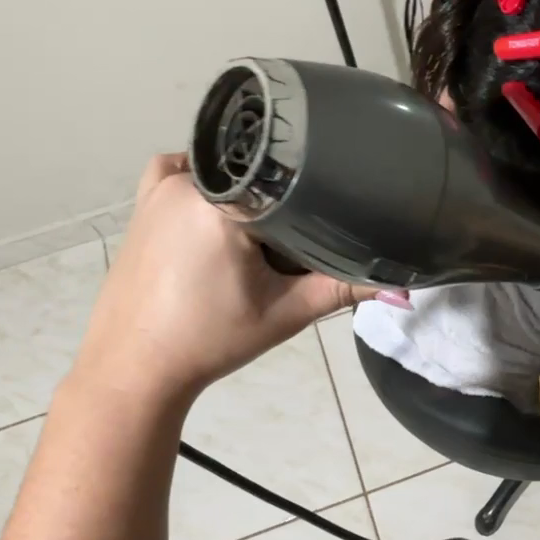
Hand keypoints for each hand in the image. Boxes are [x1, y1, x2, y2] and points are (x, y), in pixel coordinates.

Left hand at [71, 154, 391, 402]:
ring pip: (224, 171)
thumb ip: (343, 290)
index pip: (289, 175)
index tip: (338, 214)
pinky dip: (208, 184)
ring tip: (267, 230)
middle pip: (257, 173)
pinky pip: (183, 173)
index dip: (319, 193)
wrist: (137, 367)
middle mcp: (185, 180)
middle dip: (284, 200)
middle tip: (299, 242)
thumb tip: (402, 288)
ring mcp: (158, 188)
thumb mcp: (286, 313)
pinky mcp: (142, 203)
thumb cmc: (210, 339)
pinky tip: (227, 212)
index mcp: (222, 200)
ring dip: (248, 193)